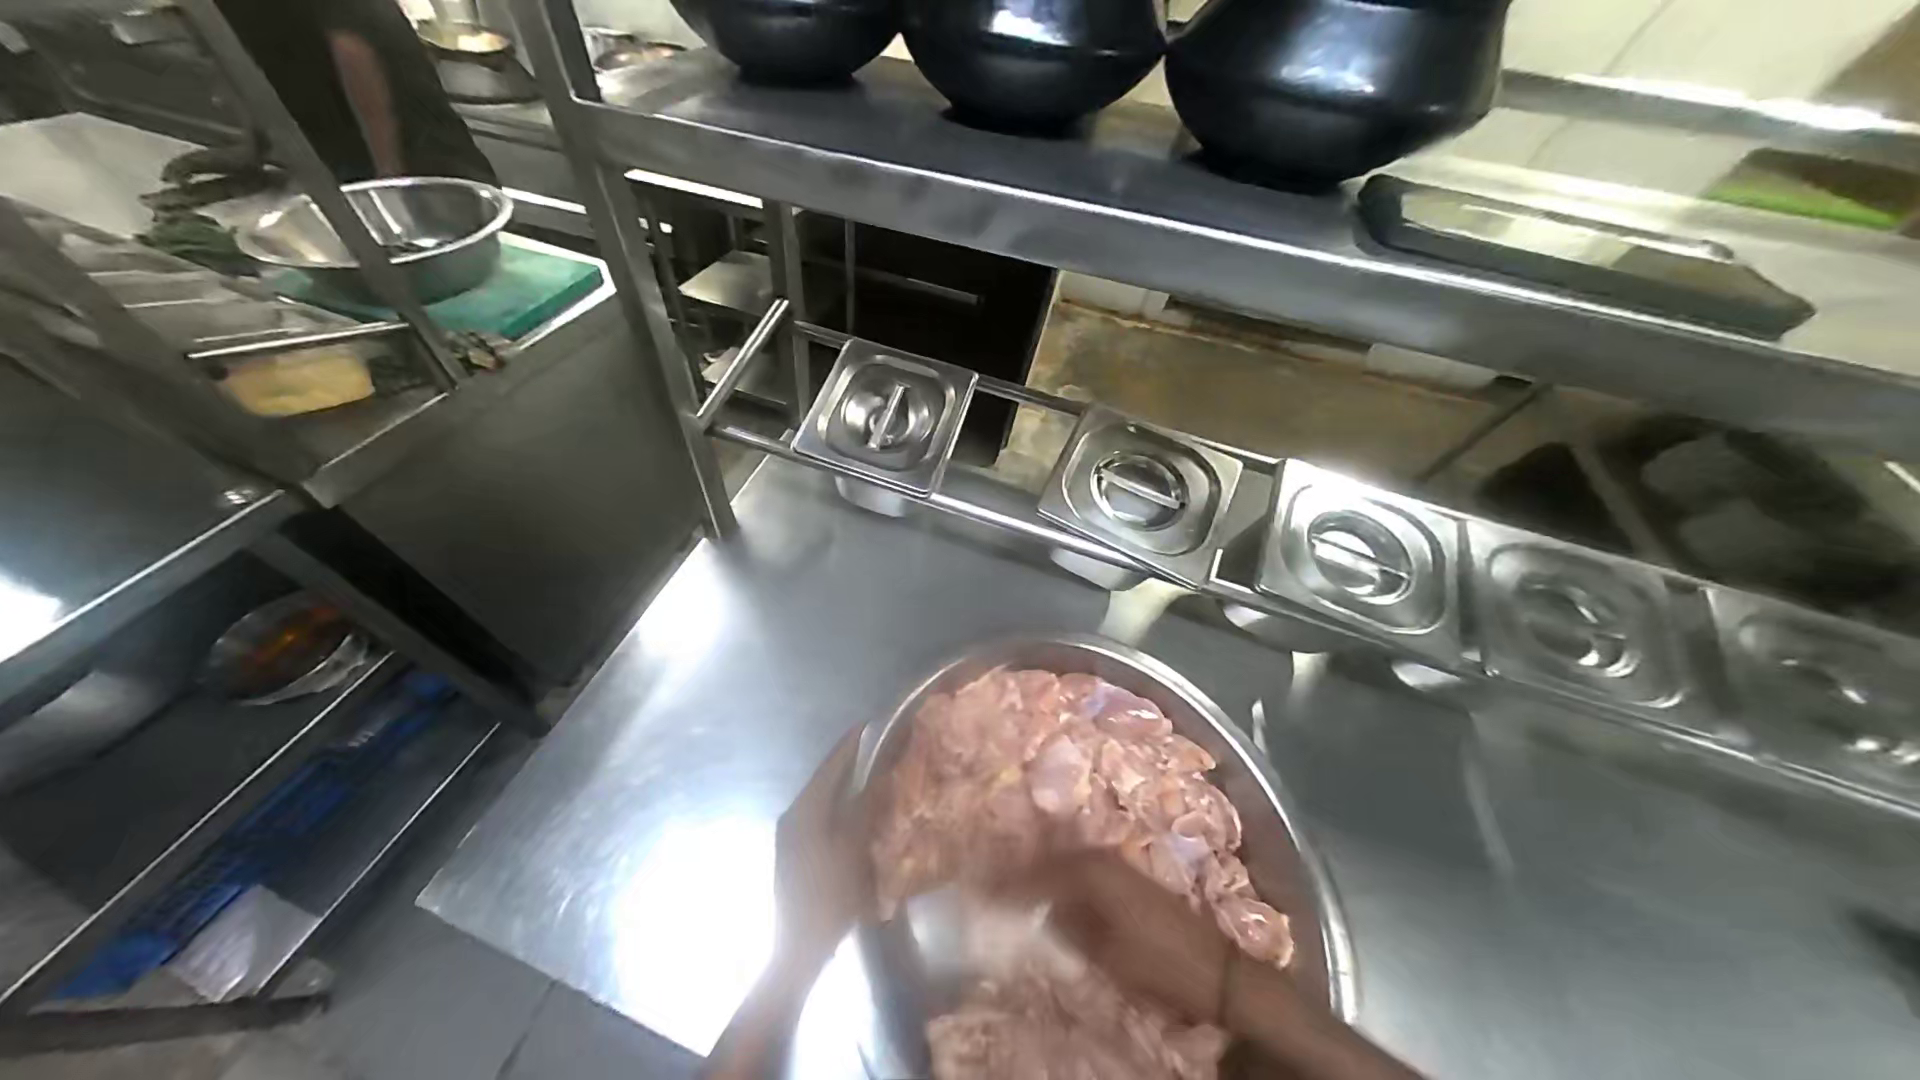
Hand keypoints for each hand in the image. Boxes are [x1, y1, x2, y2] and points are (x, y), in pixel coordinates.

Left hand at [772, 728, 872, 970]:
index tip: (869, 722)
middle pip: (825, 779)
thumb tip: (878, 775)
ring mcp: (791, 835)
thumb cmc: (829, 898)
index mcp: (804, 811)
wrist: (799, 950)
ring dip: (846, 783)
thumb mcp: (854, 849)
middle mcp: (793, 815)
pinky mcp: (795, 852)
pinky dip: (840, 804)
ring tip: (873, 770)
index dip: (850, 744)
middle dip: (850, 761)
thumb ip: (865, 808)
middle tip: (878, 745)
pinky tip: (858, 808)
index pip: (831, 766)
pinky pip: (821, 814)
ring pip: (823, 797)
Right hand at [1000, 851, 1234, 1024]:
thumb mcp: (1105, 954)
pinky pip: (1082, 864)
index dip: (1010, 883)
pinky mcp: (1127, 874)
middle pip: (1050, 857)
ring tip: (1016, 878)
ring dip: (1041, 866)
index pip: (1039, 875)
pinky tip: (1053, 884)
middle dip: (1022, 867)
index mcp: (1092, 874)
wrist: (1214, 969)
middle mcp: (1102, 858)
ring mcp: (1117, 863)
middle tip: (994, 878)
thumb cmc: (1157, 965)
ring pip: (1066, 858)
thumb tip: (1039, 911)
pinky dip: (1062, 871)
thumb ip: (1067, 926)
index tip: (985, 890)